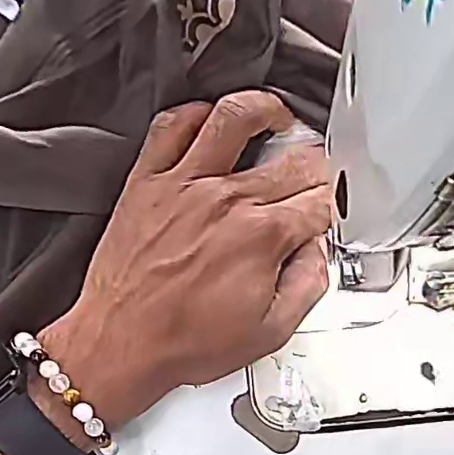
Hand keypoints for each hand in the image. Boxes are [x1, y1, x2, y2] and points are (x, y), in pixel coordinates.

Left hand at [40, 91, 332, 428]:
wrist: (121, 344)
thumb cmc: (182, 343)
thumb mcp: (267, 334)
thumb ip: (306, 287)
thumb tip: (316, 255)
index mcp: (261, 238)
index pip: (319, 202)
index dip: (332, 206)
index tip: (326, 213)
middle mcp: (226, 201)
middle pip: (291, 160)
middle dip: (315, 166)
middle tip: (314, 177)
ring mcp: (184, 186)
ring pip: (234, 117)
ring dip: (265, 110)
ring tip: (276, 120)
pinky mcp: (147, 183)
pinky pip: (173, 126)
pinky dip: (196, 114)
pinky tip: (209, 123)